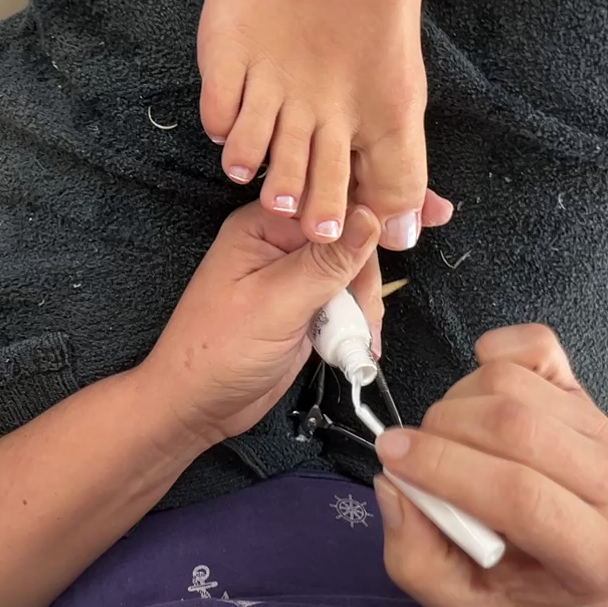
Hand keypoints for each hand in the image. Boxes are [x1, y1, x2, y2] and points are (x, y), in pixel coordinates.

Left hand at [137, 201, 385, 444]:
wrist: (197, 405)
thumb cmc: (217, 350)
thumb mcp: (277, 303)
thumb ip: (326, 262)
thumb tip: (370, 216)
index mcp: (264, 223)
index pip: (330, 201)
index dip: (370, 214)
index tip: (410, 227)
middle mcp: (279, 242)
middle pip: (348, 237)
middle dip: (365, 276)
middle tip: (366, 313)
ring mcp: (293, 274)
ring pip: (352, 272)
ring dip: (363, 305)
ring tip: (359, 339)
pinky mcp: (304, 304)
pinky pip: (345, 301)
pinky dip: (355, 322)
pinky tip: (356, 344)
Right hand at [373, 326, 607, 606]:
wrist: (579, 549)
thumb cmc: (521, 578)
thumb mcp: (466, 606)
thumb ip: (419, 562)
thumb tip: (394, 487)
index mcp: (601, 557)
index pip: (521, 496)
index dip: (445, 468)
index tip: (390, 456)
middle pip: (513, 427)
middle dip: (440, 431)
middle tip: (413, 452)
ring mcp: (603, 429)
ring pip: (510, 384)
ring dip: (456, 402)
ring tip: (451, 437)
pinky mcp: (582, 386)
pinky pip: (532, 344)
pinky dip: (490, 352)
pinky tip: (478, 390)